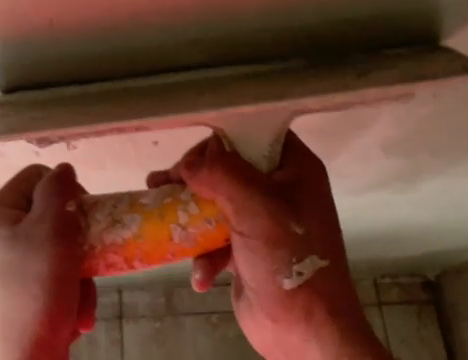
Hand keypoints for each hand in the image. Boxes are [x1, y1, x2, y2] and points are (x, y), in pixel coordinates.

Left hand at [0, 163, 98, 359]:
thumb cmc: (32, 292)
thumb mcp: (50, 228)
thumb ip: (59, 192)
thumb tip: (64, 170)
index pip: (37, 177)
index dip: (66, 190)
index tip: (85, 215)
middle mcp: (0, 240)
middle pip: (52, 220)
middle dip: (77, 247)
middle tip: (85, 264)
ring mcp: (9, 275)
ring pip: (60, 257)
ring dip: (79, 281)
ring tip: (76, 304)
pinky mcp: (22, 305)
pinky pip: (55, 288)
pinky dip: (70, 303)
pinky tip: (72, 322)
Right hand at [149, 132, 390, 359]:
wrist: (307, 334)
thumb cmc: (290, 260)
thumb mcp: (256, 205)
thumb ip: (220, 172)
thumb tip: (188, 162)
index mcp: (294, 167)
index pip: (253, 133)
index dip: (221, 137)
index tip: (191, 151)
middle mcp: (280, 188)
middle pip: (228, 167)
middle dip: (194, 178)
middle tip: (163, 182)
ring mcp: (264, 220)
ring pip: (217, 201)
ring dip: (190, 214)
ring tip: (160, 213)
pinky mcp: (249, 250)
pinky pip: (218, 238)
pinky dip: (205, 253)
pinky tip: (201, 274)